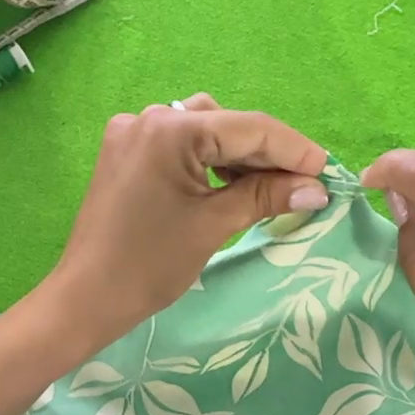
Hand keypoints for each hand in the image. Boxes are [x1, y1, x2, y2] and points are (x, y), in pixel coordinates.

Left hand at [42, 94, 328, 346]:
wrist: (88, 297)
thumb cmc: (150, 265)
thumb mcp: (214, 226)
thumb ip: (265, 197)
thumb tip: (315, 189)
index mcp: (171, 129)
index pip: (249, 128)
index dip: (294, 150)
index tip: (326, 171)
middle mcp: (149, 118)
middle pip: (226, 123)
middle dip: (266, 153)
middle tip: (301, 185)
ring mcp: (131, 134)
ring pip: (202, 131)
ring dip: (236, 155)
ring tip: (266, 188)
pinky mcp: (124, 154)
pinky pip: (177, 146)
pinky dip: (206, 161)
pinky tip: (226, 185)